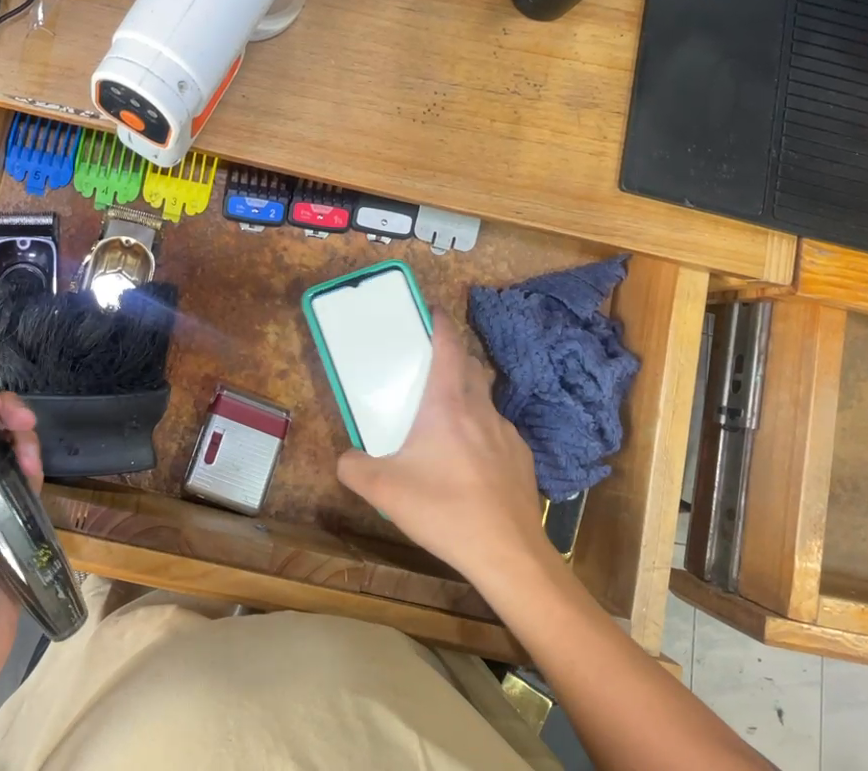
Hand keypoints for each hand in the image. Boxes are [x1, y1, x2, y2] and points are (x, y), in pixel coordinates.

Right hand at [336, 312, 550, 583]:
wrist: (508, 555)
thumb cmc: (443, 511)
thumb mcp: (381, 490)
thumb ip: (352, 466)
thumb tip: (345, 457)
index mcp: (447, 405)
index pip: (449, 346)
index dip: (440, 323)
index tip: (430, 312)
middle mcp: (480, 410)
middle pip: (471, 366)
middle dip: (453, 356)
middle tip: (428, 365)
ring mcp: (507, 434)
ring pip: (485, 400)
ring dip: (466, 396)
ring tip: (445, 419)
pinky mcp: (522, 460)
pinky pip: (497, 432)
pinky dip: (480, 432)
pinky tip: (468, 463)